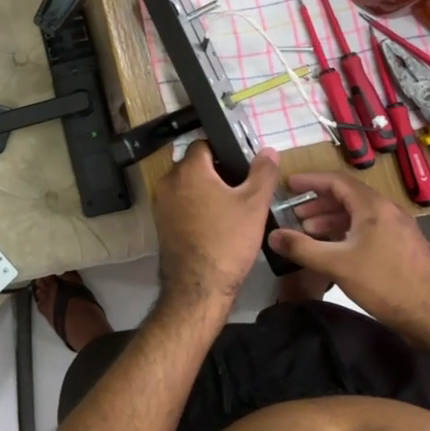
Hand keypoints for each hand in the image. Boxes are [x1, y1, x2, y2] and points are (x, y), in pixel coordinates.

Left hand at [151, 142, 278, 311]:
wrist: (199, 286)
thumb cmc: (228, 240)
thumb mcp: (254, 205)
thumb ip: (263, 173)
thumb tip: (268, 150)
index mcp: (188, 170)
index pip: (203, 144)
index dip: (223, 150)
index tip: (241, 164)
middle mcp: (168, 182)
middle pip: (194, 165)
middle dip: (215, 171)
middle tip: (240, 187)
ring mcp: (161, 204)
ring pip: (186, 186)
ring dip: (205, 190)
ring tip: (230, 206)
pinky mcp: (161, 223)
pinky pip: (180, 204)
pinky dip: (195, 206)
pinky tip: (215, 222)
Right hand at [266, 172, 429, 340]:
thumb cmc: (385, 283)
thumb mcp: (337, 265)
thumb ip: (302, 248)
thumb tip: (272, 235)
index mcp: (373, 206)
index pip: (336, 181)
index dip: (310, 181)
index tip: (288, 184)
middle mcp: (387, 210)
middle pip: (348, 196)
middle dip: (319, 203)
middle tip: (295, 214)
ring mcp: (398, 228)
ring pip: (359, 214)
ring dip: (332, 219)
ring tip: (310, 232)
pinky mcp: (403, 246)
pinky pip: (369, 228)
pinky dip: (347, 231)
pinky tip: (335, 248)